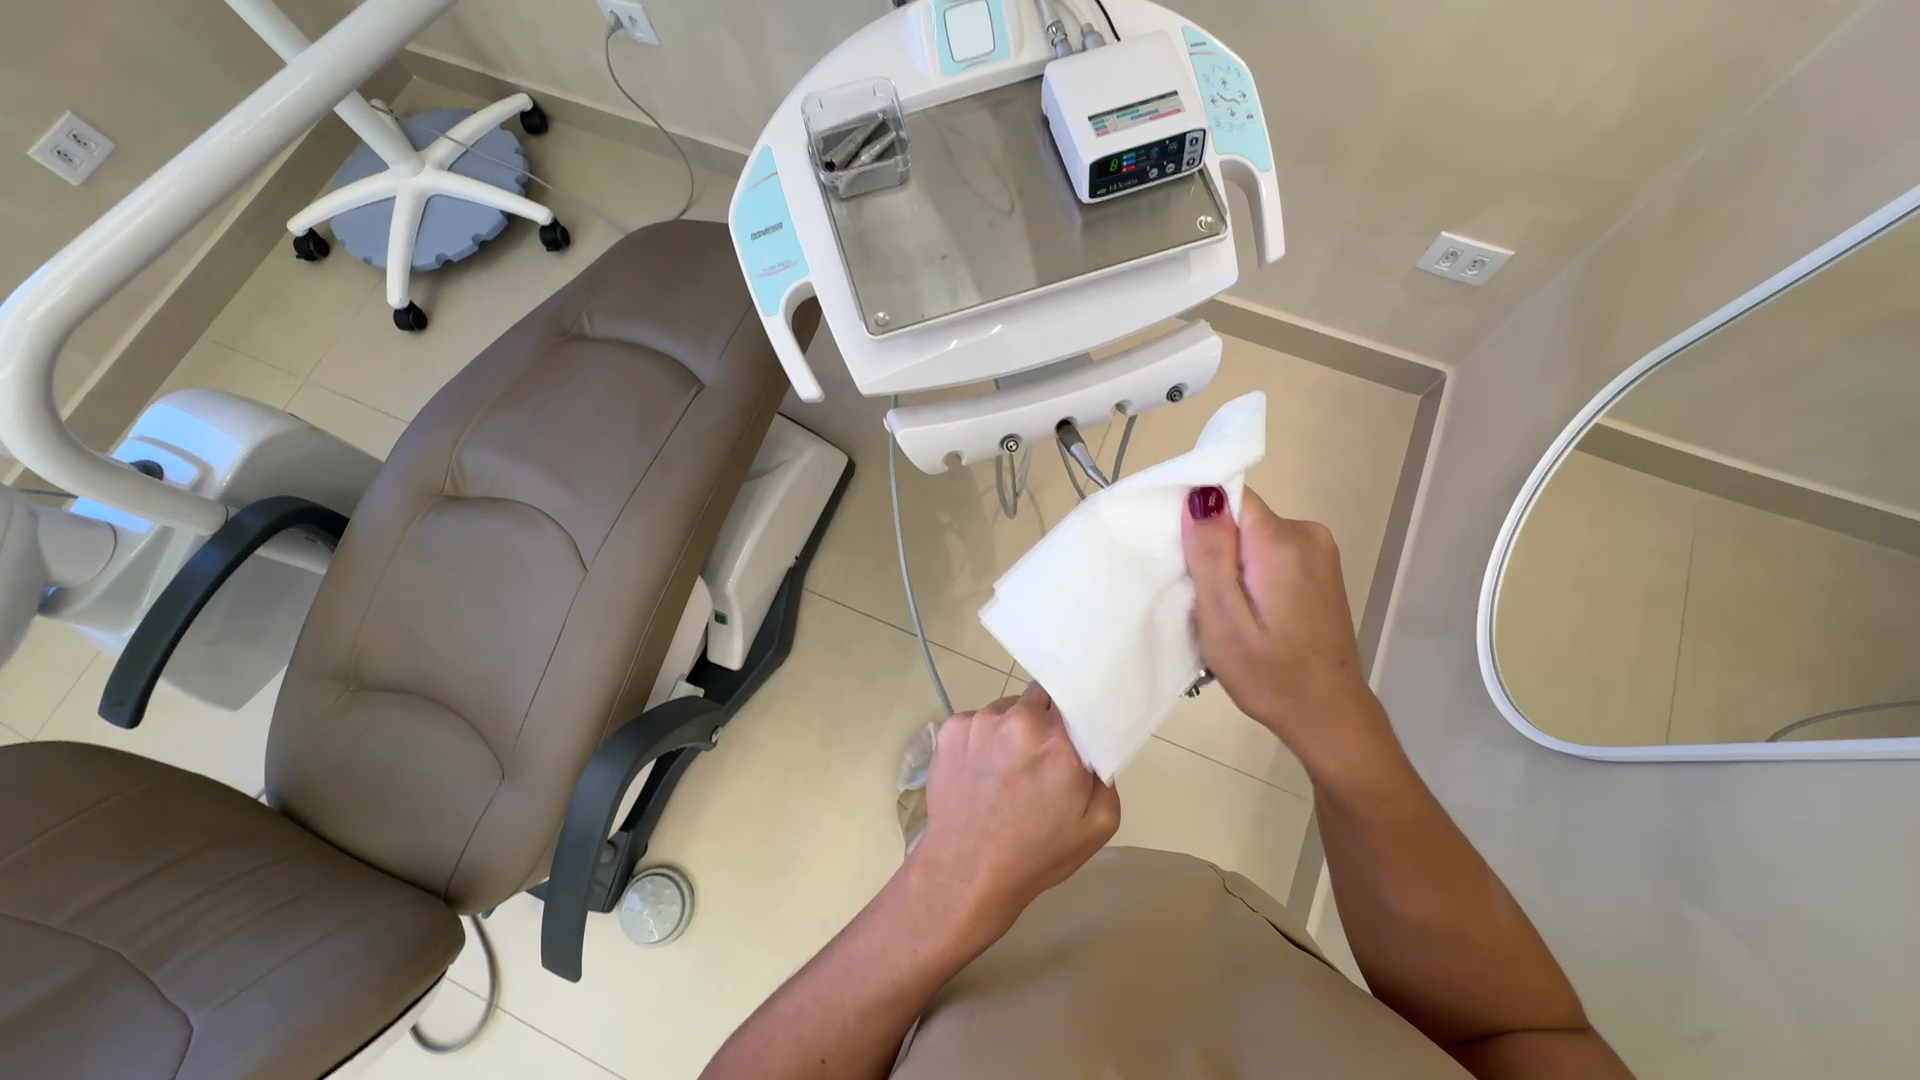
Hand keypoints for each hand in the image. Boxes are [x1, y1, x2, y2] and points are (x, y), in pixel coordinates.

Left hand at [909, 683, 1120, 942]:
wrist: (966, 873)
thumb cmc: (1037, 854)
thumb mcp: (1099, 825)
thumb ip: (1106, 775)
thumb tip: (1095, 745)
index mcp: (1059, 740)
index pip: (1076, 696)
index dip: (1076, 709)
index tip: (1075, 727)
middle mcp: (1019, 720)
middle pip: (1040, 696)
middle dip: (1045, 717)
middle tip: (1042, 753)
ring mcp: (980, 722)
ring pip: (1006, 708)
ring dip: (1012, 728)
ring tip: (1006, 767)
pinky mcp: (950, 730)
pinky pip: (977, 721)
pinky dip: (983, 738)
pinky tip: (981, 770)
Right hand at [1181, 486, 1376, 753]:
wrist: (1327, 714)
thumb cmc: (1268, 674)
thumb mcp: (1224, 620)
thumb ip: (1210, 554)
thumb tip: (1201, 495)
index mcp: (1281, 542)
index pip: (1228, 495)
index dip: (1199, 520)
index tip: (1183, 559)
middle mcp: (1307, 533)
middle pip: (1240, 516)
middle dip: (1212, 546)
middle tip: (1200, 596)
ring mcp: (1319, 550)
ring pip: (1252, 535)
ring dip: (1230, 563)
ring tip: (1223, 609)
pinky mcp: (1319, 567)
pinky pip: (1269, 551)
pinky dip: (1250, 573)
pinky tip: (1248, 611)